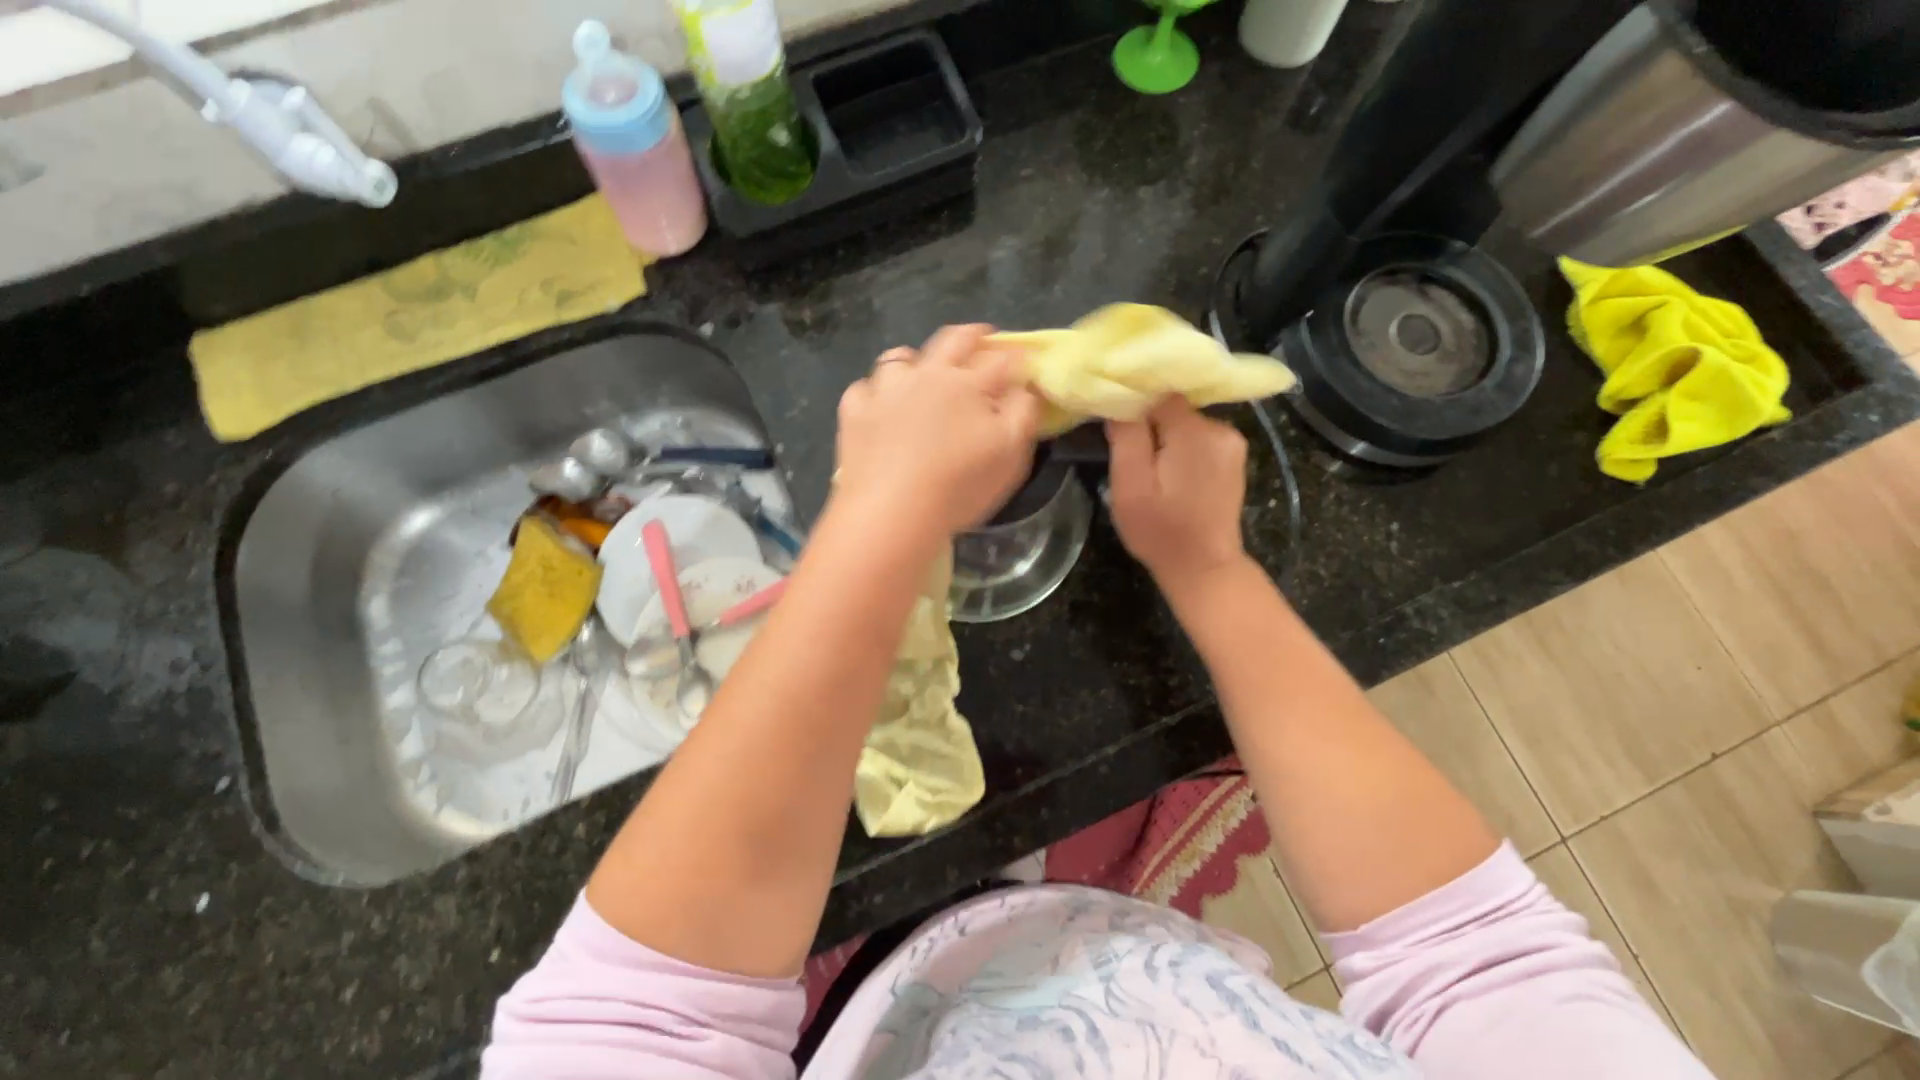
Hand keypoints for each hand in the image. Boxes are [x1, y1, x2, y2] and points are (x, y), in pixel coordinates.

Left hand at [835, 324, 1043, 538]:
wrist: (891, 511)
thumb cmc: (958, 486)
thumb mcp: (1010, 455)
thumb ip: (1023, 414)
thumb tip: (1025, 387)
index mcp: (969, 385)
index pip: (1001, 359)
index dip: (1017, 355)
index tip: (1025, 358)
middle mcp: (927, 375)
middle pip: (952, 340)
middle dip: (973, 335)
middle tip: (982, 337)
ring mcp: (886, 390)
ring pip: (900, 358)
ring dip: (914, 361)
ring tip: (919, 371)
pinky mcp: (855, 412)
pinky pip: (863, 389)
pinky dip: (874, 393)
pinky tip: (879, 405)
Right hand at [1106, 397, 1249, 592]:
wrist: (1204, 568)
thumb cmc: (1160, 531)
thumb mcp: (1129, 486)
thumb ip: (1126, 437)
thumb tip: (1119, 398)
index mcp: (1193, 431)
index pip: (1158, 392)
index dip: (1134, 402)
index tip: (1114, 421)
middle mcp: (1220, 428)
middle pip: (1172, 407)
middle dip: (1149, 425)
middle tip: (1128, 454)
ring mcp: (1232, 443)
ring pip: (1184, 423)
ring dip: (1165, 438)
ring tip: (1149, 469)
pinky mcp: (1234, 458)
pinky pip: (1199, 438)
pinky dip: (1181, 449)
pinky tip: (1171, 475)